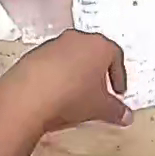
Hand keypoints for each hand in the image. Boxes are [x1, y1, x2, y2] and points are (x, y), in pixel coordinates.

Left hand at [0, 30, 131, 136]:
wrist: (28, 96)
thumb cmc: (72, 96)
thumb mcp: (100, 108)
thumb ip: (116, 110)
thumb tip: (126, 116)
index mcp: (99, 46)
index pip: (116, 56)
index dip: (118, 76)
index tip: (117, 92)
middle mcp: (77, 39)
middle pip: (93, 53)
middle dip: (97, 72)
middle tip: (99, 92)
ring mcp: (53, 44)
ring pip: (72, 56)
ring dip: (76, 73)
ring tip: (76, 95)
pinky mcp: (34, 53)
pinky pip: (52, 63)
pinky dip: (58, 75)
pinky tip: (55, 94)